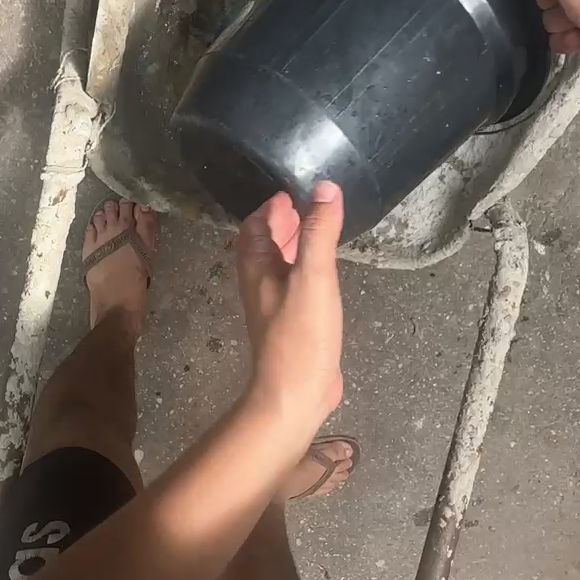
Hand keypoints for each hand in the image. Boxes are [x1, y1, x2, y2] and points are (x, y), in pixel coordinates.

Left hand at [233, 181, 344, 431]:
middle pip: (263, 243)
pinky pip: (292, 283)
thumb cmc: (300, 334)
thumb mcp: (314, 276)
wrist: (294, 393)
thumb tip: (324, 187)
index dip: (272, 207)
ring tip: (316, 230)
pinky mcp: (290, 322)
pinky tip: (323, 272)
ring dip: (292, 243)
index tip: (293, 192)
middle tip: (306, 206)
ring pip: (277, 264)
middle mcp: (259, 282)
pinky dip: (303, 267)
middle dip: (281, 222)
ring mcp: (273, 304)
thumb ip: (318, 231)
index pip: (255, 226)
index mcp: (256, 267)